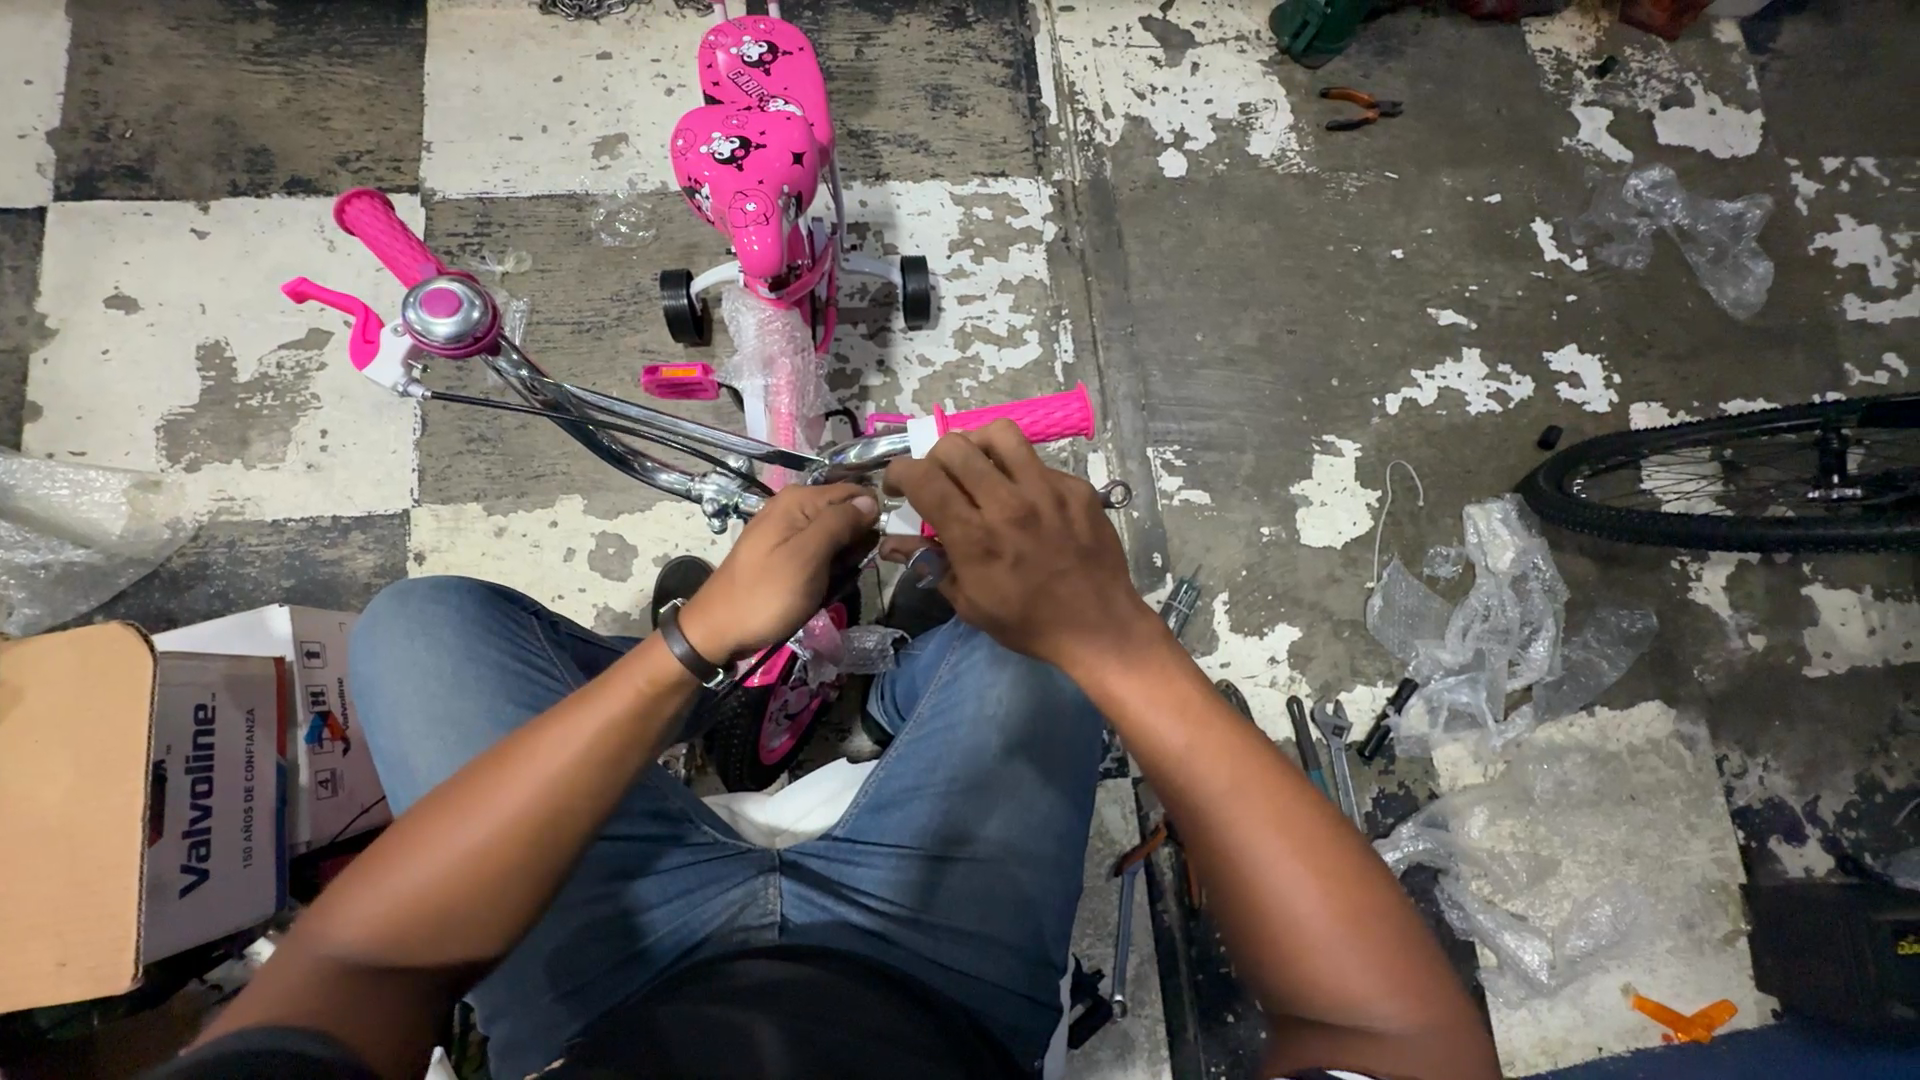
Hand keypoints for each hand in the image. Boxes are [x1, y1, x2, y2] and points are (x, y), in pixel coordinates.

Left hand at [676, 483, 878, 663]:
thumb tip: (871, 501)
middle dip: (856, 542)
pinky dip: (828, 567)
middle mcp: (794, 506)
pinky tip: (822, 585)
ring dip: (844, 559)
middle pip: (846, 513)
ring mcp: (789, 529)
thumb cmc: (766, 594)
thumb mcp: (807, 557)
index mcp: (799, 499)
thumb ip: (839, 524)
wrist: (720, 630)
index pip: (855, 493)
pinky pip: (821, 551)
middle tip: (846, 570)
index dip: (871, 518)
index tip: (874, 548)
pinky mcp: (787, 551)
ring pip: (837, 535)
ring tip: (833, 581)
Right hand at [882, 421, 1164, 674]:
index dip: (899, 472)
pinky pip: (1037, 461)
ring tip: (978, 467)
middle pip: (954, 446)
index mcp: (975, 537)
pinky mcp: (1076, 488)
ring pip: (999, 434)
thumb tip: (890, 542)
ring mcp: (1047, 490)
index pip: (923, 477)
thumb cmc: (1027, 622)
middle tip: (939, 479)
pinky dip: (1019, 471)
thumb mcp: (968, 602)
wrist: (1098, 626)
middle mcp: (1008, 504)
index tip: (899, 486)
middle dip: (933, 458)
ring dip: (977, 446)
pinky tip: (1024, 496)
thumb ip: (928, 563)